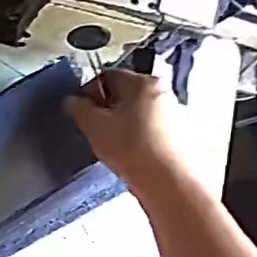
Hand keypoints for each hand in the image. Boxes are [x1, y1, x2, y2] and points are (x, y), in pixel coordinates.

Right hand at [67, 69, 188, 186]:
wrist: (169, 180)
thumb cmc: (133, 150)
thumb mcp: (94, 127)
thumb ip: (79, 109)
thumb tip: (72, 101)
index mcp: (142, 83)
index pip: (108, 76)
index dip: (89, 93)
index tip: (82, 111)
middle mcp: (164, 91)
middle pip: (126, 94)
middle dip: (108, 110)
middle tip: (96, 131)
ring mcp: (177, 112)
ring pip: (140, 112)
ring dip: (125, 124)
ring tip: (116, 147)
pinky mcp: (183, 133)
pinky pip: (154, 128)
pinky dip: (142, 137)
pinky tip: (134, 154)